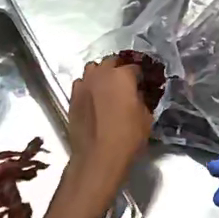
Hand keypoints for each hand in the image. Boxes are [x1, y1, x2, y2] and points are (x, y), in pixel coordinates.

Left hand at [67, 58, 154, 188]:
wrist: (97, 155)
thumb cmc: (127, 137)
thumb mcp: (145, 118)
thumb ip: (142, 100)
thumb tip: (137, 95)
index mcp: (122, 76)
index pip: (134, 67)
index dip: (140, 75)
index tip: (143, 82)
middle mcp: (101, 74)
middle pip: (111, 62)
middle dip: (119, 69)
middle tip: (125, 82)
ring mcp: (84, 83)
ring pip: (93, 69)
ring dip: (101, 74)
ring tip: (107, 86)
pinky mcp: (73, 95)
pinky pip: (81, 83)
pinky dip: (88, 86)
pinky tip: (93, 97)